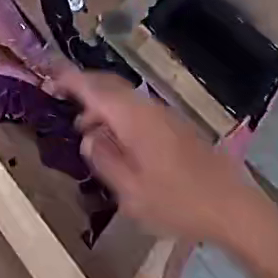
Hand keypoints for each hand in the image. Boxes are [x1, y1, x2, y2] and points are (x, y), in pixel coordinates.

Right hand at [55, 69, 267, 247]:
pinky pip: (135, 108)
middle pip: (109, 85)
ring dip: (100, 104)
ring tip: (82, 129)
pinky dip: (116, 114)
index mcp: (133, 117)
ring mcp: (162, 113)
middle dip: (82, 86)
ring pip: (123, 96)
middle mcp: (147, 106)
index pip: (94, 88)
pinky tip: (112, 139)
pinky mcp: (172, 124)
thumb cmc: (177, 201)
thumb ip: (104, 159)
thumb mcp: (130, 192)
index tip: (47, 73)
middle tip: (57, 94)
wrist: (230, 203)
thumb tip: (87, 136)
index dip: (70, 78)